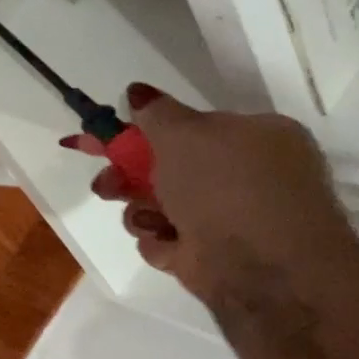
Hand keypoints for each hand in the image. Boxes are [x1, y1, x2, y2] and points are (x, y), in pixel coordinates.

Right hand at [64, 83, 358, 299]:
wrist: (265, 266)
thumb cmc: (227, 188)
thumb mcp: (185, 136)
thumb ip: (156, 113)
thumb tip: (137, 92)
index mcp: (255, 137)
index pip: (186, 127)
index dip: (137, 131)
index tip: (93, 137)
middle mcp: (246, 174)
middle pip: (166, 167)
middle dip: (128, 175)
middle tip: (105, 184)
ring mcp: (230, 215)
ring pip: (160, 203)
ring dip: (140, 209)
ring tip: (146, 219)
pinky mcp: (211, 252)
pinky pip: (166, 236)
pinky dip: (158, 239)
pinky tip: (167, 242)